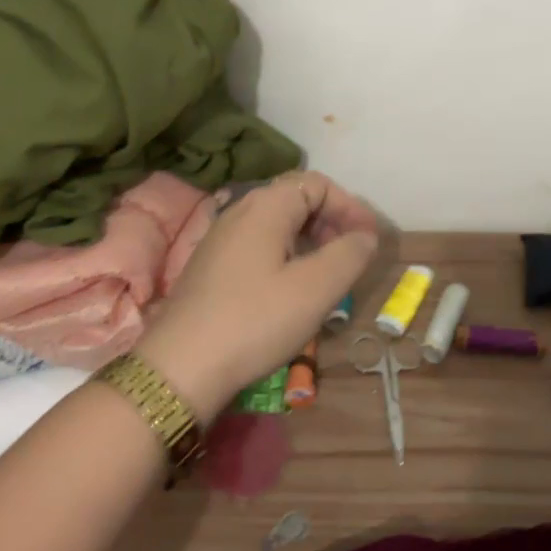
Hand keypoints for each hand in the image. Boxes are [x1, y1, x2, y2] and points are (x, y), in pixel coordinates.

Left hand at [135, 171, 378, 417]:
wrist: (180, 367)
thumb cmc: (255, 320)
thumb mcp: (315, 289)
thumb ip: (349, 254)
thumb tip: (365, 236)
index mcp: (266, 205)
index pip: (318, 184)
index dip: (350, 206)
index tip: (369, 241)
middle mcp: (240, 211)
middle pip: (296, 199)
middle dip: (331, 221)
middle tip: (353, 256)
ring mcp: (221, 239)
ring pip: (277, 225)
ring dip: (310, 241)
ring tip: (330, 275)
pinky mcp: (212, 267)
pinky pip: (259, 246)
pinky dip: (286, 256)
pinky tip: (293, 291)